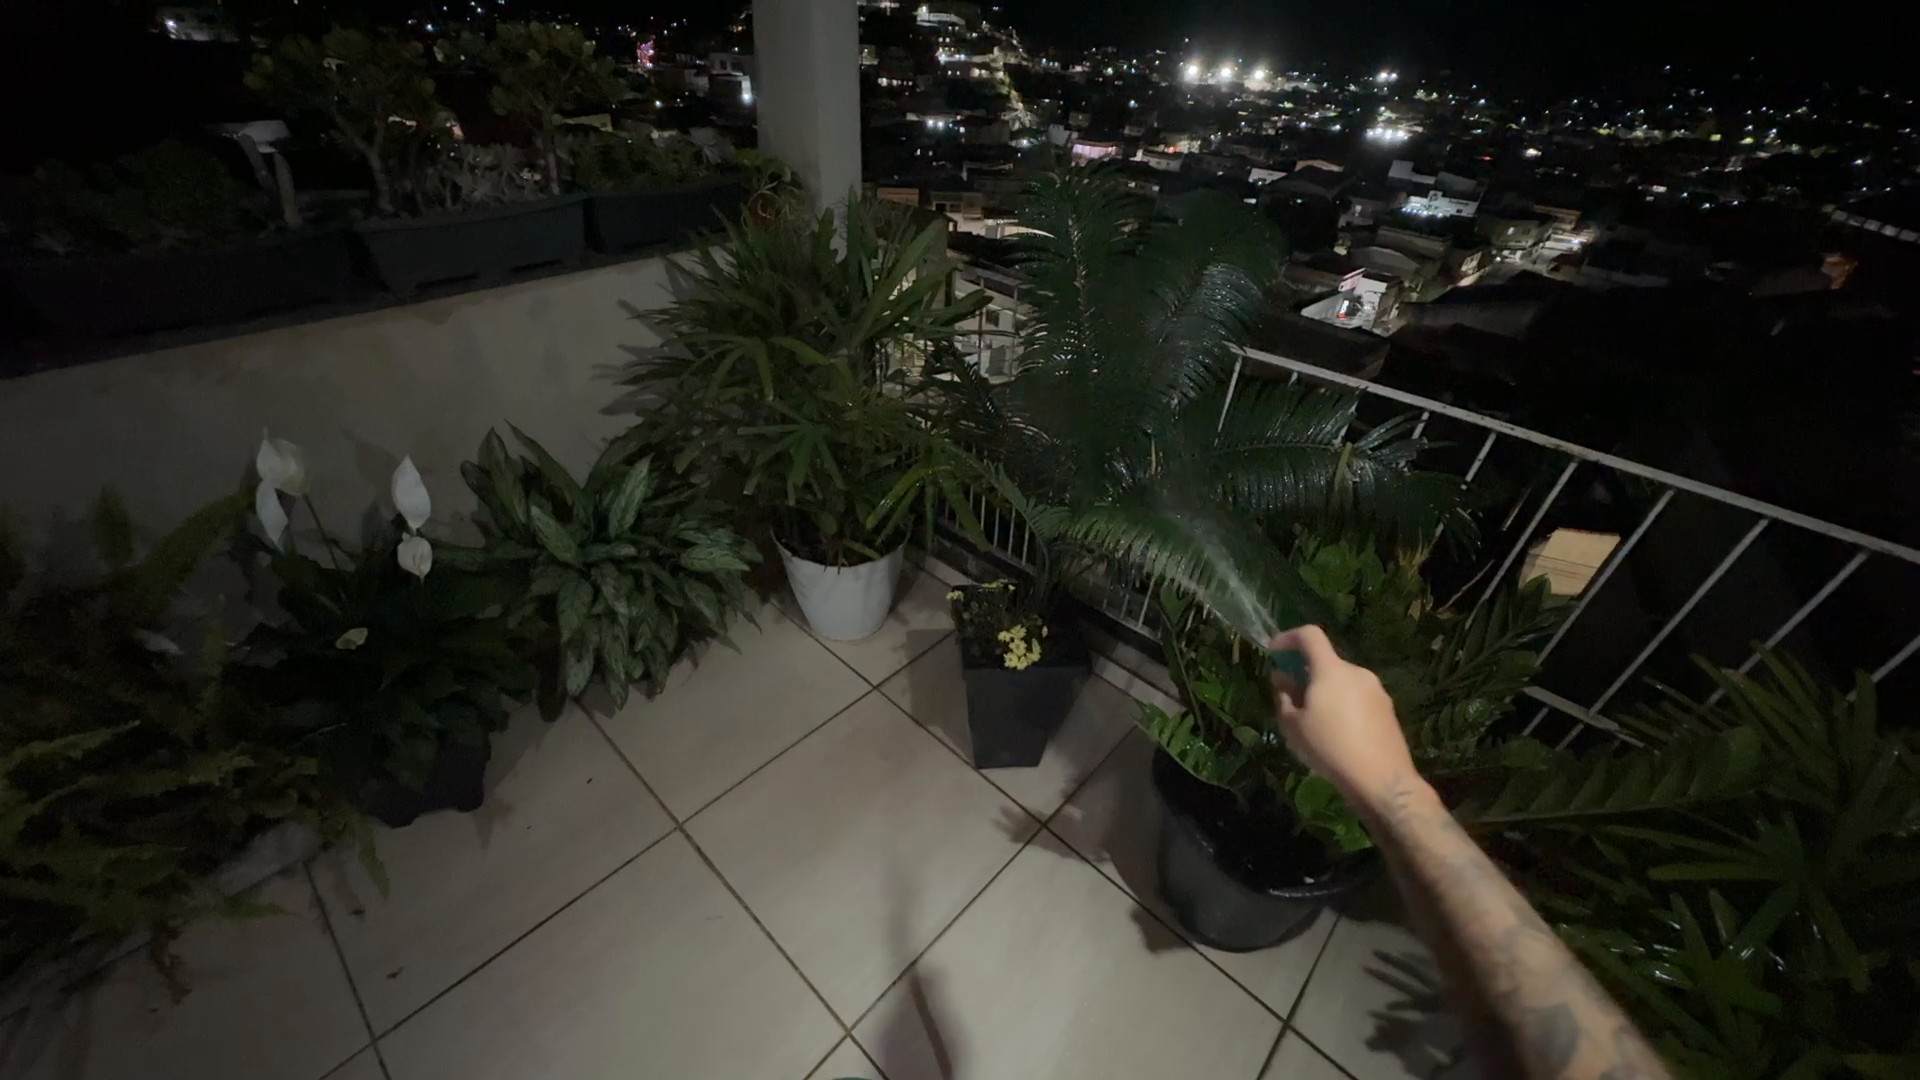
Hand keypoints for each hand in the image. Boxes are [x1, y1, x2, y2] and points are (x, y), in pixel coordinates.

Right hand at [1269, 625, 1427, 818]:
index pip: (1310, 635)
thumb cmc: (1330, 747)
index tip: (1274, 652)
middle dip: (1304, 671)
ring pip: (1341, 680)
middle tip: (1289, 694)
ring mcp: (1376, 691)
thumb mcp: (1292, 725)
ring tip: (1312, 717)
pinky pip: (1357, 696)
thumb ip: (1284, 697)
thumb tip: (1284, 681)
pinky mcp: (1387, 709)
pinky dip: (1341, 702)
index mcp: (1331, 670)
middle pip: (1326, 661)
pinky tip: (1335, 730)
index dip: (1288, 638)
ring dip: (1323, 689)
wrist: (1382, 780)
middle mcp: (1357, 673)